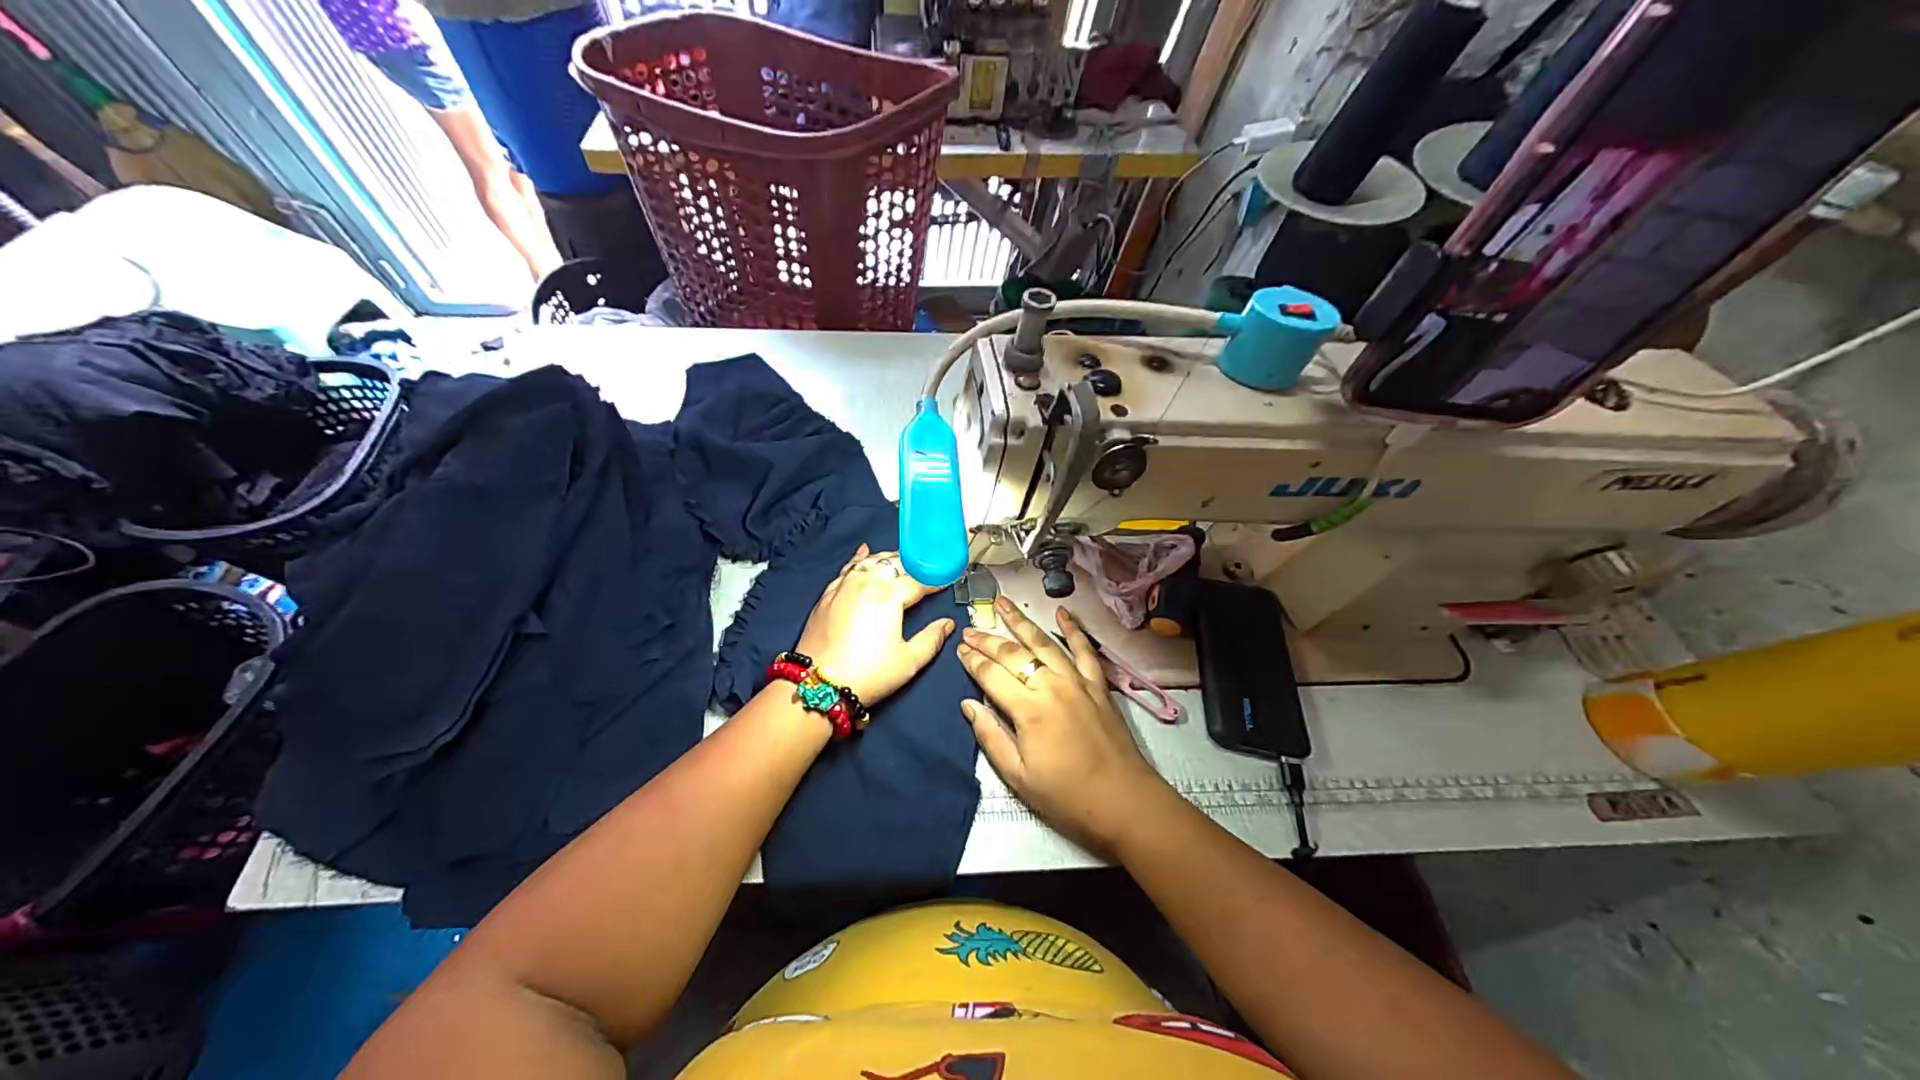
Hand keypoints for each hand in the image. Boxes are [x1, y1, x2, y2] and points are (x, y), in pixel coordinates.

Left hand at [794, 545, 955, 706]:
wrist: (817, 684)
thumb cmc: (867, 675)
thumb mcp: (909, 662)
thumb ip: (931, 638)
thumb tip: (947, 624)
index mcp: (890, 595)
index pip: (920, 580)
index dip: (937, 579)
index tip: (949, 577)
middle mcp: (867, 583)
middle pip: (895, 564)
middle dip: (915, 564)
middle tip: (929, 568)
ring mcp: (844, 586)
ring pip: (871, 561)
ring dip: (890, 558)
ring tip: (903, 560)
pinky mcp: (828, 595)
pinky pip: (847, 569)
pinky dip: (860, 559)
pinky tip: (865, 553)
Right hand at [957, 598, 1170, 853]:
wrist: (1124, 802)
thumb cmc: (1066, 796)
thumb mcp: (1018, 776)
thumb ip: (990, 736)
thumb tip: (967, 704)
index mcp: (1028, 710)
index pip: (991, 675)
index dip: (972, 661)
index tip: (958, 649)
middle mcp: (1051, 686)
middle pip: (1013, 654)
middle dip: (988, 640)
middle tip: (969, 629)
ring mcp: (1078, 682)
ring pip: (1044, 643)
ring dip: (1021, 622)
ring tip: (1003, 604)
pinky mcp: (1098, 686)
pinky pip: (1084, 650)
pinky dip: (1073, 629)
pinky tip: (1062, 613)